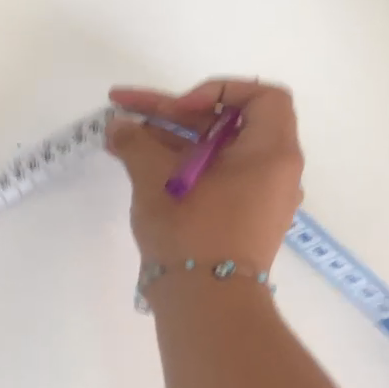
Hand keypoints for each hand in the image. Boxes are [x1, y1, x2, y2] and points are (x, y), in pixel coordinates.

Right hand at [107, 79, 303, 274]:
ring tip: (117, 134)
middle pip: (224, 121)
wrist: (207, 296)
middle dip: (169, 111)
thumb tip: (120, 125)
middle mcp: (271, 168)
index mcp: (270, 154)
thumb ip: (135, 143)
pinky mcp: (233, 211)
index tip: (176, 109)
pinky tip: (133, 160)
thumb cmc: (192, 229)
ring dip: (164, 135)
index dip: (217, 92)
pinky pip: (207, 171)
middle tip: (120, 106)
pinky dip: (172, 160)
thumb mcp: (156, 179)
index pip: (262, 98)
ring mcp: (253, 192)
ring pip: (210, 147)